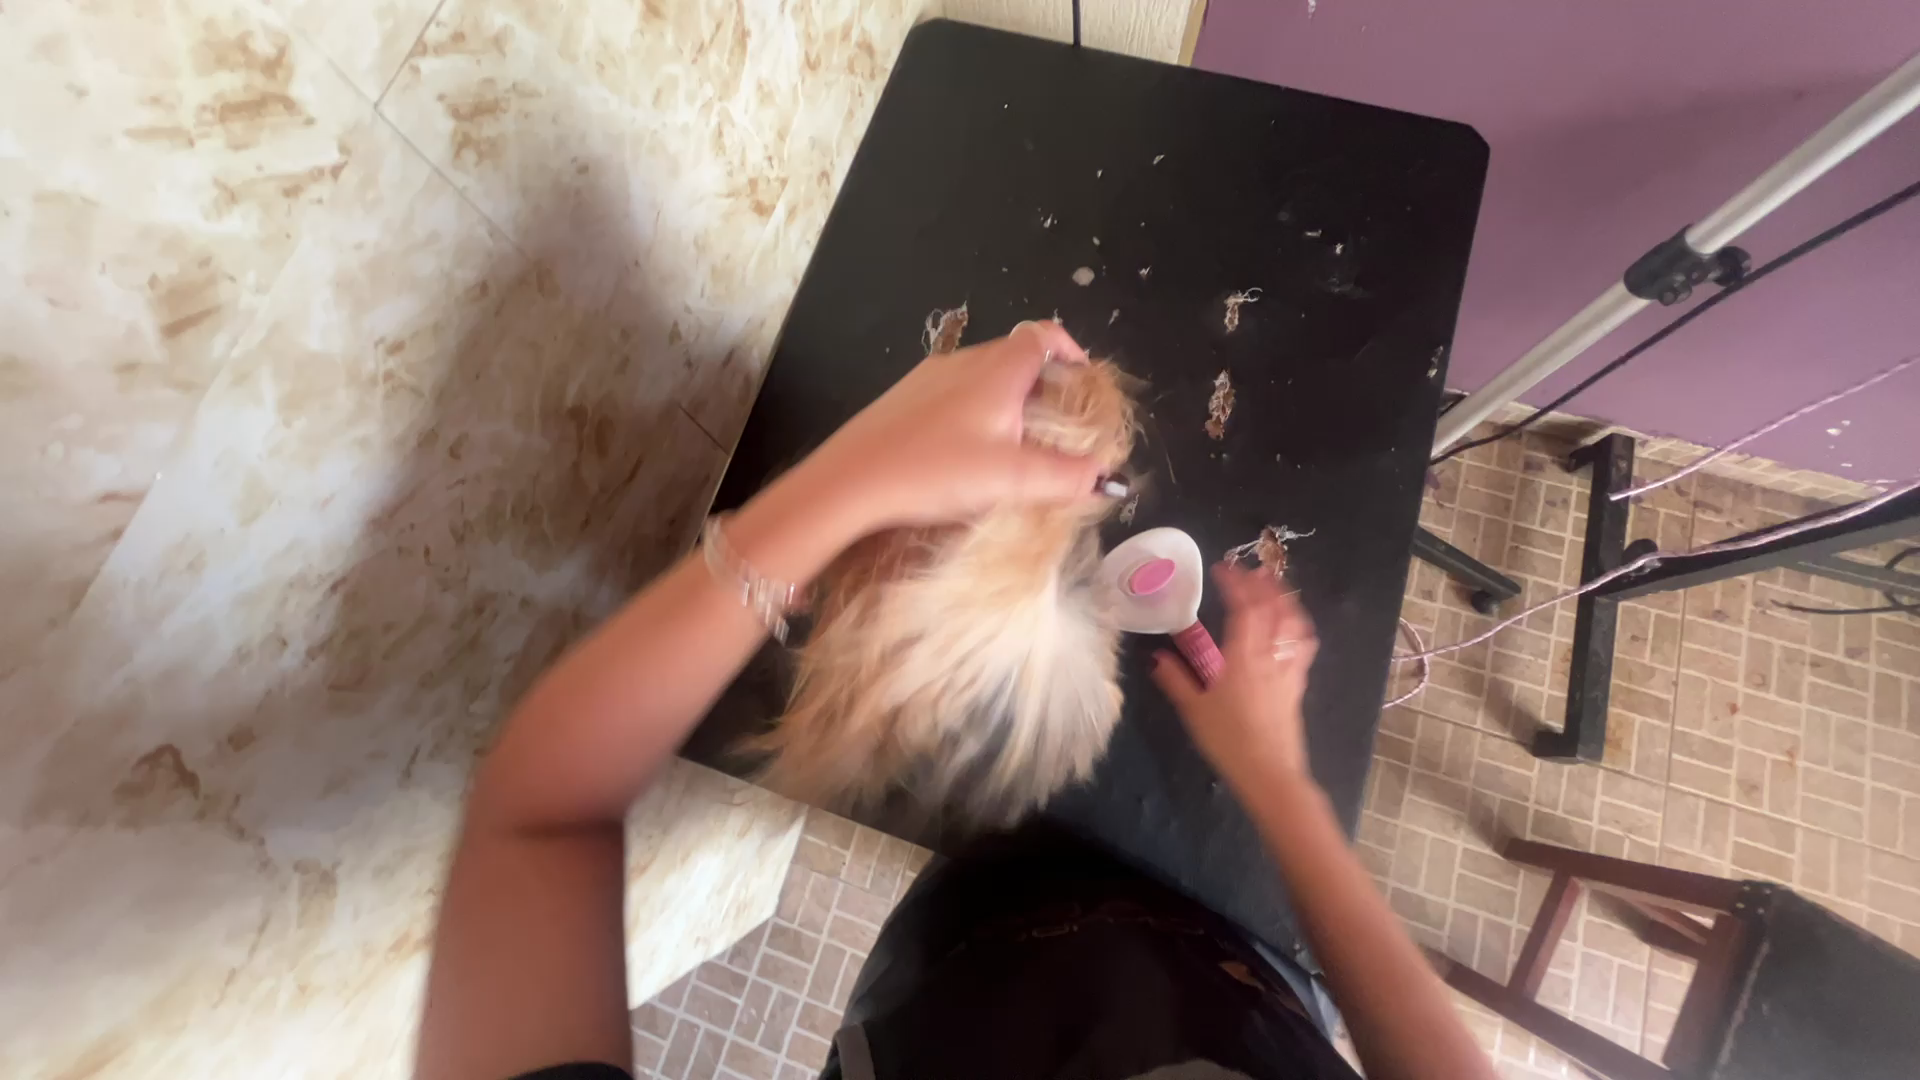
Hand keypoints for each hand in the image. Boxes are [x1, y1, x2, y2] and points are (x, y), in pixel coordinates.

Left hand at [800, 320, 1106, 533]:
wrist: (851, 481)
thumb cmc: (936, 471)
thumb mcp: (1011, 480)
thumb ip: (1066, 477)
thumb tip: (1104, 477)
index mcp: (998, 370)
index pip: (1045, 336)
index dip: (1072, 353)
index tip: (1084, 387)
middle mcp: (964, 362)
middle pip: (1017, 356)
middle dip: (1044, 387)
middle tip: (1057, 430)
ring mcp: (929, 377)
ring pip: (983, 377)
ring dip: (1008, 402)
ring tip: (1015, 447)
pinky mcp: (904, 399)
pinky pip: (953, 394)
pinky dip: (974, 413)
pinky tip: (965, 454)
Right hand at [1153, 564, 1318, 788]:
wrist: (1270, 774)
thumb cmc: (1228, 740)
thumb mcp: (1193, 709)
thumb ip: (1175, 679)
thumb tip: (1155, 657)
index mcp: (1244, 657)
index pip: (1245, 608)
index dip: (1236, 583)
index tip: (1224, 567)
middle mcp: (1270, 657)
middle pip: (1274, 609)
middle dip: (1263, 585)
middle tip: (1249, 569)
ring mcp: (1288, 670)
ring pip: (1293, 624)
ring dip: (1284, 600)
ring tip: (1274, 587)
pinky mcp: (1296, 684)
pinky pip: (1302, 646)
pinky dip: (1297, 626)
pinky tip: (1293, 624)